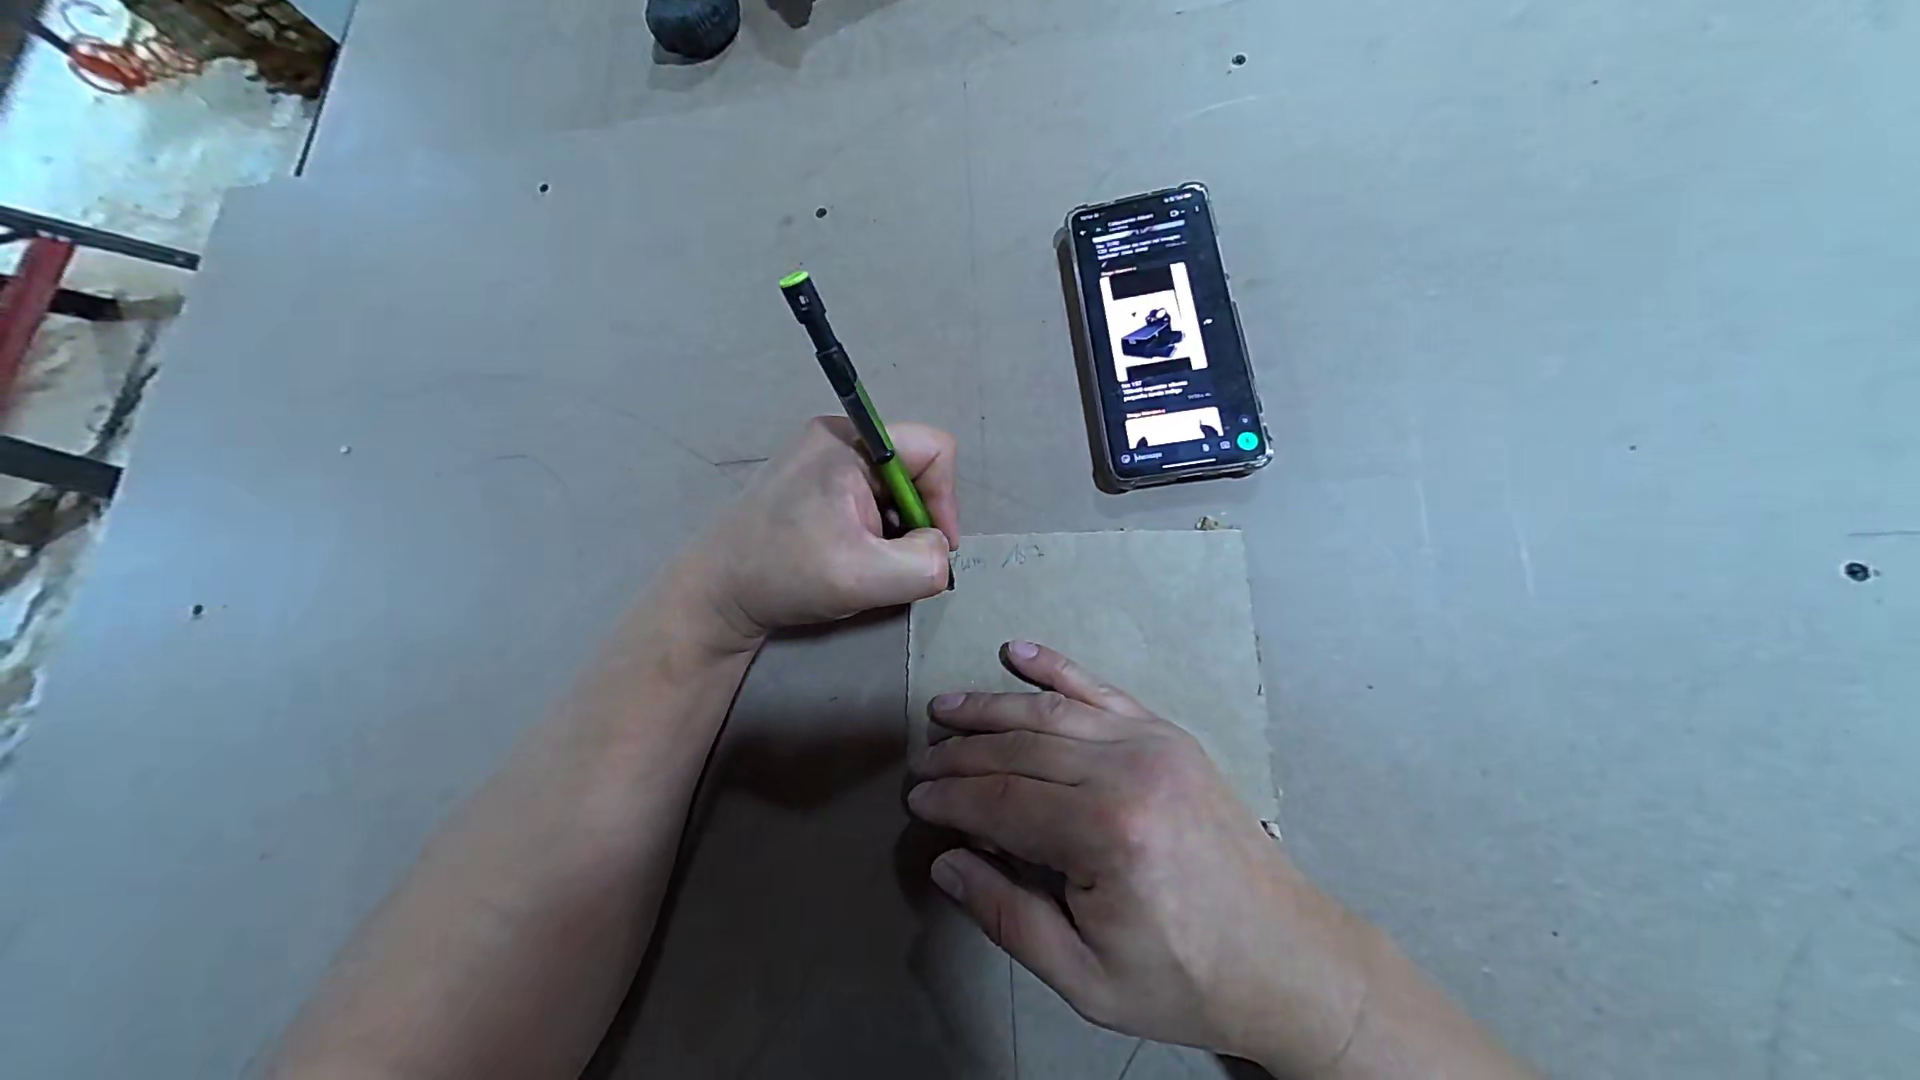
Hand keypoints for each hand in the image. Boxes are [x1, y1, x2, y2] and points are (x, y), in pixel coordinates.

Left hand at [687, 417, 959, 648]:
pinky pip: (866, 495)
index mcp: (847, 442)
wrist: (714, 593)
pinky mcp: (809, 479)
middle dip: (916, 520)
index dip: (945, 500)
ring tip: (866, 563)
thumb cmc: (783, 576)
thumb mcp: (864, 578)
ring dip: (894, 529)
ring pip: (891, 486)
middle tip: (896, 563)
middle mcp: (835, 437)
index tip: (933, 547)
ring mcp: (818, 456)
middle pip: (913, 468)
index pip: (933, 450)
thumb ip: (923, 563)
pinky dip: (871, 529)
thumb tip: (937, 550)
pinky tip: (848, 555)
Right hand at [907, 642, 1369, 1073]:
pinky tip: (1018, 652)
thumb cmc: (1186, 977)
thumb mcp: (1086, 979)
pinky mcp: (1166, 732)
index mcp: (1107, 835)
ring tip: (947, 708)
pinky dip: (1054, 667)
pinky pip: (1099, 689)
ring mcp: (1151, 742)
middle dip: (961, 754)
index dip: (952, 800)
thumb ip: (1006, 915)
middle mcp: (1127, 771)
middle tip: (923, 761)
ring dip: (991, 706)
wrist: (1287, 954)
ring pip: (1050, 711)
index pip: (1002, 801)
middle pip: (1020, 749)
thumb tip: (946, 861)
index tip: (917, 799)